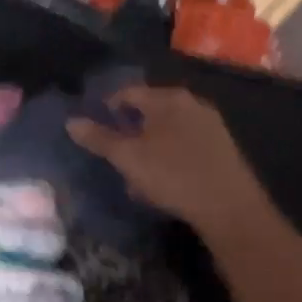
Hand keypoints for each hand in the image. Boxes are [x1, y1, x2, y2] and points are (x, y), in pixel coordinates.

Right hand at [66, 86, 272, 236]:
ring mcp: (211, 124)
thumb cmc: (172, 175)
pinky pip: (185, 141)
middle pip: (149, 109)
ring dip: (148, 143)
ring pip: (167, 127)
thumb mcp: (127, 158)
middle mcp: (192, 103)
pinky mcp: (222, 146)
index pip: (127, 93)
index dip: (106, 109)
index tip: (94, 131)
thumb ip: (98, 138)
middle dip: (128, 128)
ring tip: (135, 169)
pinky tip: (162, 177)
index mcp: (167, 99)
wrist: (230, 207)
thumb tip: (70, 121)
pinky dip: (168, 153)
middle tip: (114, 152)